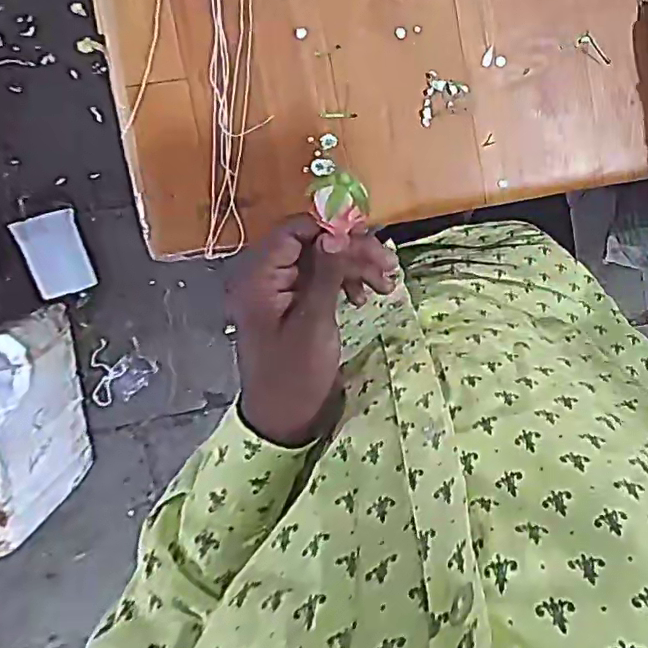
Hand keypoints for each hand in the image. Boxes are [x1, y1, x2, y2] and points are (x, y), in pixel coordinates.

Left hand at [225, 215, 396, 445]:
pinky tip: (366, 296)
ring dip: (358, 266)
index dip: (330, 227)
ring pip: (326, 258)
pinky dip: (349, 281)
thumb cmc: (294, 374)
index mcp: (259, 279)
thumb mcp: (314, 322)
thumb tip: (338, 231)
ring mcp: (283, 289)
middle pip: (315, 243)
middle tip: (388, 264)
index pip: (293, 231)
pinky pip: (326, 277)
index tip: (367, 236)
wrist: (285, 419)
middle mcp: (268, 277)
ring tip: (387, 284)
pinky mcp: (297, 301)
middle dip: (353, 250)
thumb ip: (326, 273)